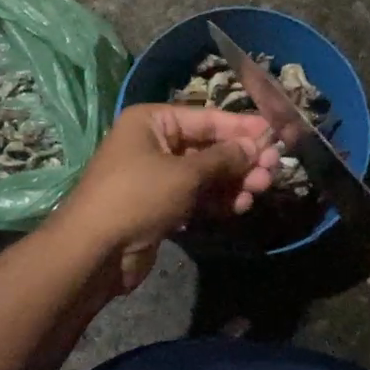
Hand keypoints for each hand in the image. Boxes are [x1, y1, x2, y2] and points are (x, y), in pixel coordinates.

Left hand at [52, 104, 278, 293]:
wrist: (94, 252)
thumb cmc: (137, 197)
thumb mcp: (184, 173)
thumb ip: (223, 159)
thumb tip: (254, 147)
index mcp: (151, 121)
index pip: (205, 118)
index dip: (241, 126)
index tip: (275, 134)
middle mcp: (153, 143)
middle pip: (207, 146)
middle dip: (240, 159)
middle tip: (272, 171)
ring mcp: (156, 176)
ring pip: (205, 174)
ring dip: (233, 181)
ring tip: (259, 191)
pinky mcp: (160, 206)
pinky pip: (196, 196)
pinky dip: (217, 200)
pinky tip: (239, 206)